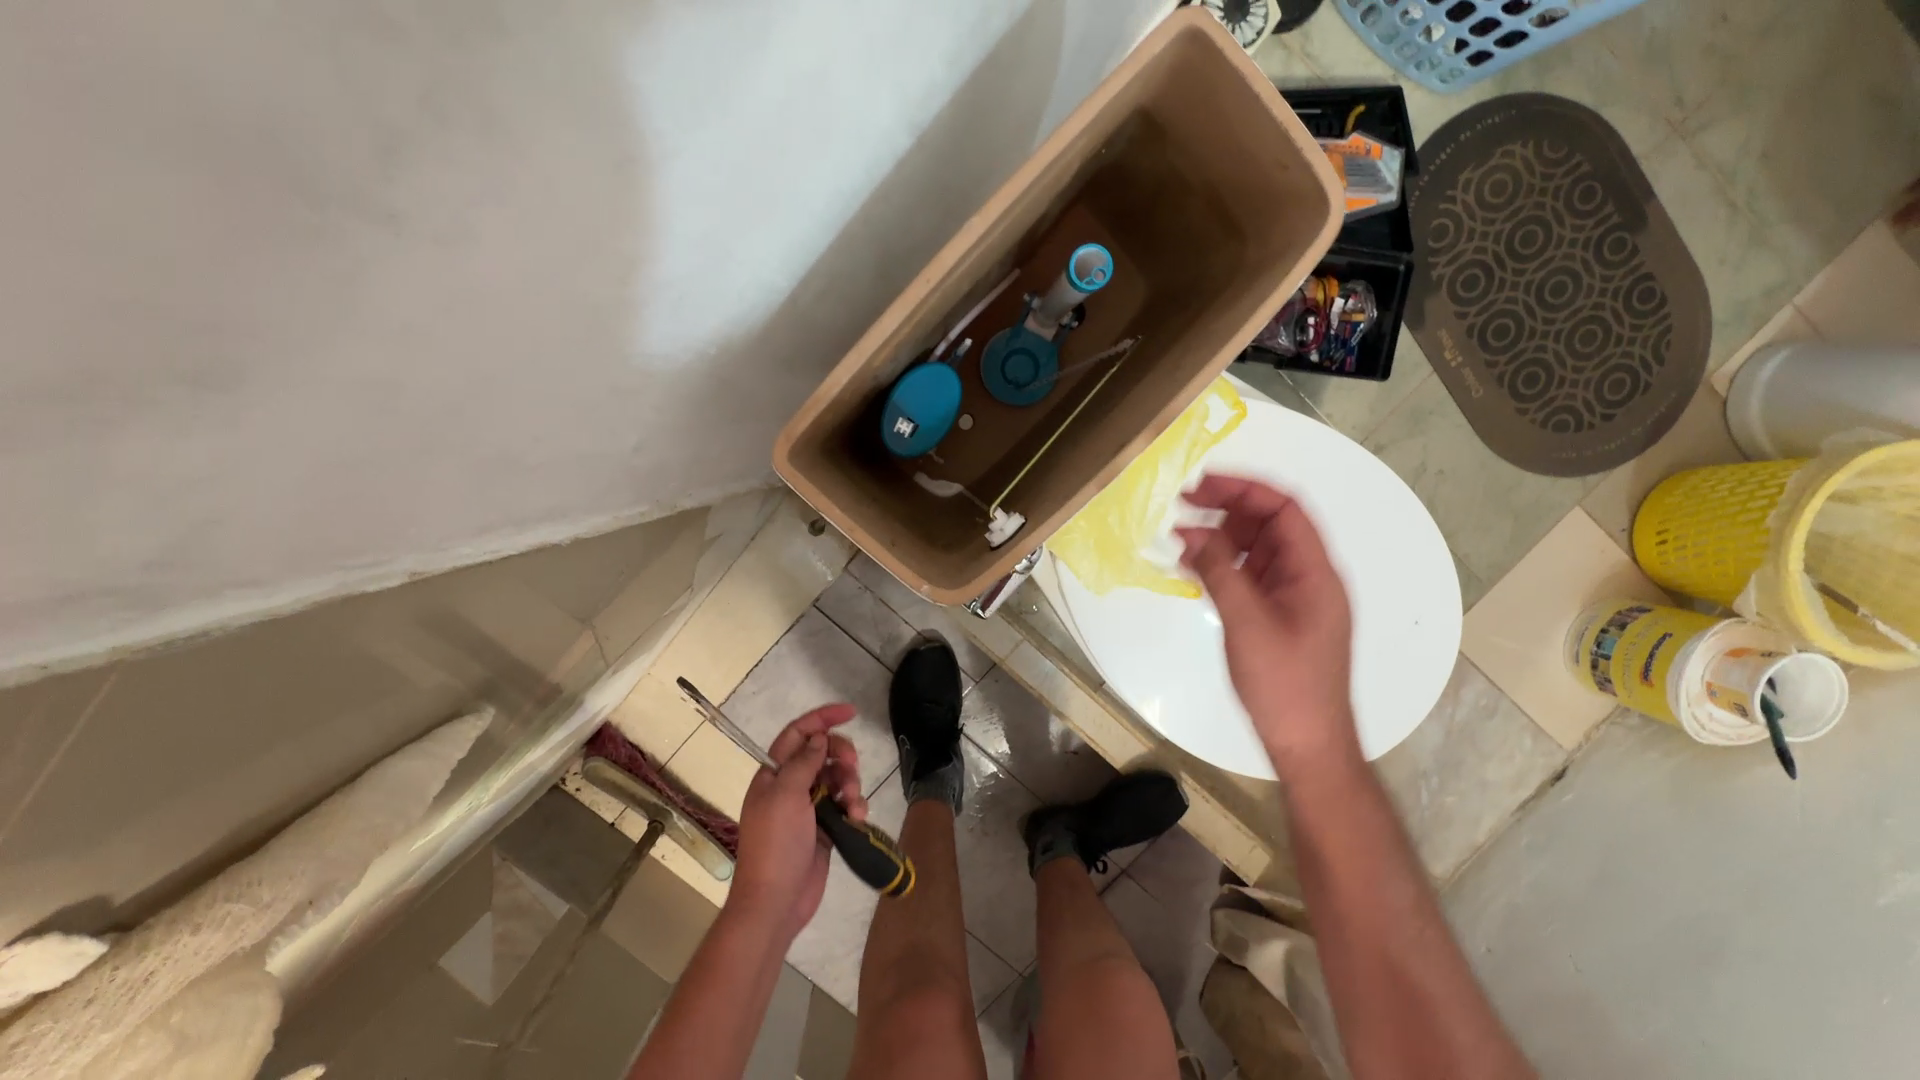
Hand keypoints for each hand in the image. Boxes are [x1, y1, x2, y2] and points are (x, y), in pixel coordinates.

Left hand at [728, 705, 865, 941]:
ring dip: (851, 785)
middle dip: (842, 756)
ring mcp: (808, 809)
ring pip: (837, 780)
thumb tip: (818, 737)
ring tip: (854, 805)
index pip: (798, 734)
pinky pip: (844, 806)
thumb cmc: (775, 844)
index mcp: (773, 774)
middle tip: (851, 768)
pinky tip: (857, 818)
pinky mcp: (824, 829)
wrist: (775, 901)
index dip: (822, 719)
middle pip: (822, 754)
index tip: (850, 712)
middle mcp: (790, 787)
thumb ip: (804, 762)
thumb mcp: (786, 796)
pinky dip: (854, 807)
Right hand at [1177, 474, 1359, 772]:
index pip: (1285, 509)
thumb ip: (1219, 572)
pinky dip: (1224, 565)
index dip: (1244, 489)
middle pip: (1271, 525)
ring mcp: (1296, 598)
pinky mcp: (1281, 618)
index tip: (1201, 485)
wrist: (1308, 743)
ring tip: (1180, 537)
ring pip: (1259, 550)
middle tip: (1183, 504)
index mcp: (1316, 572)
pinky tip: (1194, 568)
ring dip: (1222, 537)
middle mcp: (1310, 577)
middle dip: (1228, 509)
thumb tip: (1190, 533)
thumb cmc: (1284, 685)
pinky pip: (1252, 577)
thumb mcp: (1247, 623)